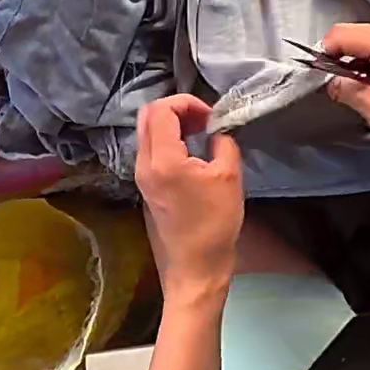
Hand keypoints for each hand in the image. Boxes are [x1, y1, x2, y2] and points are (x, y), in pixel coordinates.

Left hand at [135, 95, 242, 306]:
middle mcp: (143, 163)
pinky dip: (167, 139)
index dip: (186, 102)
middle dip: (176, 109)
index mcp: (161, 159)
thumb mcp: (229, 177)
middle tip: (203, 120)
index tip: (210, 116)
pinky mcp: (145, 184)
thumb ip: (223, 143)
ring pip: (147, 131)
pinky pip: (150, 148)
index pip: (161, 110)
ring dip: (171, 123)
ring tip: (200, 132)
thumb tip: (217, 129)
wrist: (195, 267)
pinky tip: (190, 149)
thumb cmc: (214, 224)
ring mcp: (141, 174)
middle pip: (148, 116)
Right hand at [320, 21, 369, 158]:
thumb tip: (328, 81)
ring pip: (366, 42)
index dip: (324, 55)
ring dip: (357, 64)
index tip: (321, 79)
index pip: (342, 34)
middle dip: (341, 60)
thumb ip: (349, 91)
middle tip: (344, 90)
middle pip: (354, 35)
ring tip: (365, 92)